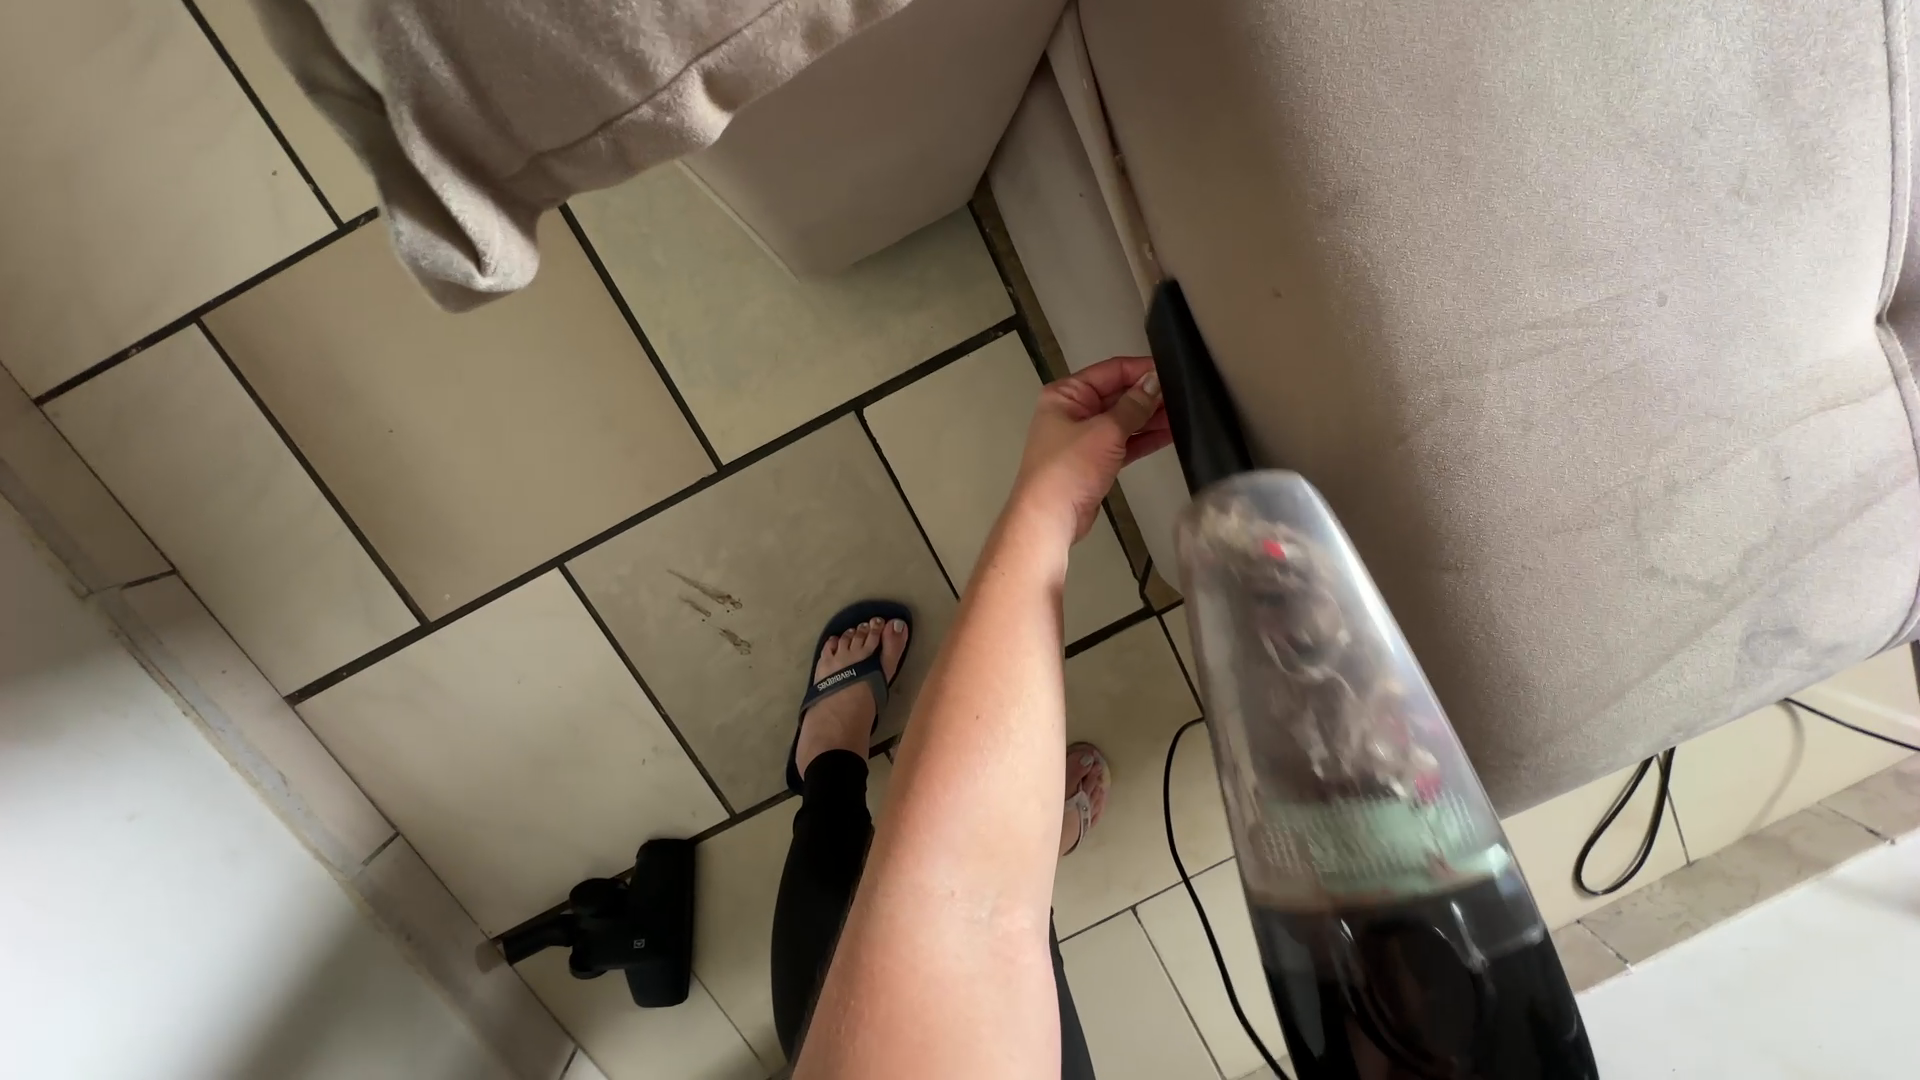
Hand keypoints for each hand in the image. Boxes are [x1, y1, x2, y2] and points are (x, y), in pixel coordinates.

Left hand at [1010, 356, 1169, 542]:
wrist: (1049, 517)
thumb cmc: (1068, 469)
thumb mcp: (1105, 431)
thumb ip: (1133, 406)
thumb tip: (1154, 383)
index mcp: (1066, 394)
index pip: (1110, 371)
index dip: (1141, 371)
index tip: (1171, 372)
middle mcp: (1073, 411)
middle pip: (1118, 395)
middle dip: (1149, 396)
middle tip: (1183, 397)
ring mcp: (1083, 437)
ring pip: (1123, 420)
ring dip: (1150, 418)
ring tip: (1183, 415)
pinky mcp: (1094, 461)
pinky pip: (1124, 442)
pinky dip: (1144, 439)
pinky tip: (1170, 434)